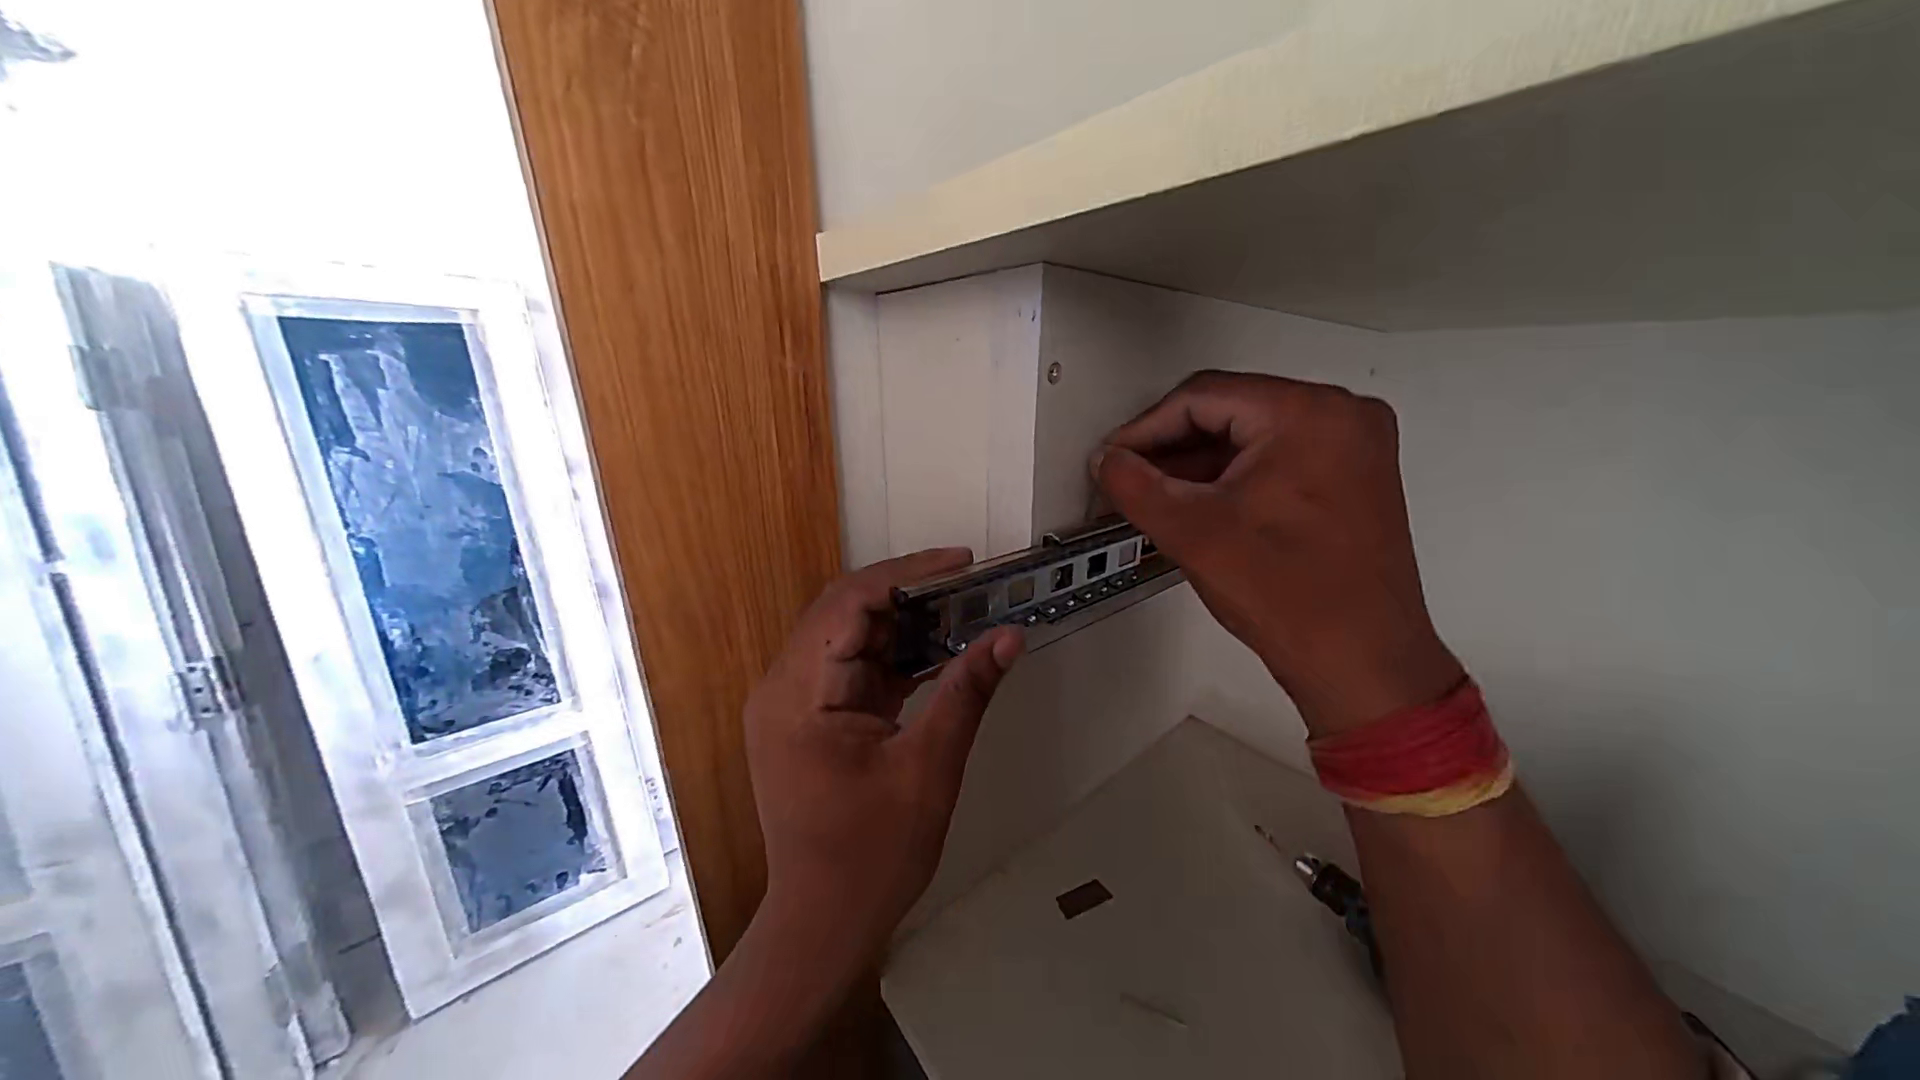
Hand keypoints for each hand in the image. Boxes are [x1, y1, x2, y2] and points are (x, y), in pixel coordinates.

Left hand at [744, 548, 1023, 973]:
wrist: (825, 923)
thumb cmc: (872, 856)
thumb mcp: (930, 768)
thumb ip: (966, 692)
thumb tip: (1009, 636)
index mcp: (798, 694)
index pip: (847, 604)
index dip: (907, 572)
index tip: (962, 562)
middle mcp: (785, 688)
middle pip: (845, 613)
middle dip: (909, 593)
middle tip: (970, 584)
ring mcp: (795, 704)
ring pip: (851, 637)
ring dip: (905, 624)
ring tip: (963, 611)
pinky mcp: (812, 719)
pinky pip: (855, 669)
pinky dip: (896, 658)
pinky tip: (939, 650)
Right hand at [1094, 371, 1460, 735]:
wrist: (1362, 664)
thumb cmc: (1286, 595)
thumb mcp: (1193, 532)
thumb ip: (1135, 486)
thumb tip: (1105, 460)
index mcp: (1309, 415)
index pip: (1203, 397)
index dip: (1144, 428)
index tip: (1110, 459)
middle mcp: (1342, 415)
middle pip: (1229, 410)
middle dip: (1170, 447)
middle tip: (1126, 478)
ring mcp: (1354, 446)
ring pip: (1251, 435)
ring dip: (1197, 464)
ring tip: (1152, 496)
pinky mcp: (1353, 477)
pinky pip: (1276, 458)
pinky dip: (1231, 477)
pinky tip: (1196, 505)